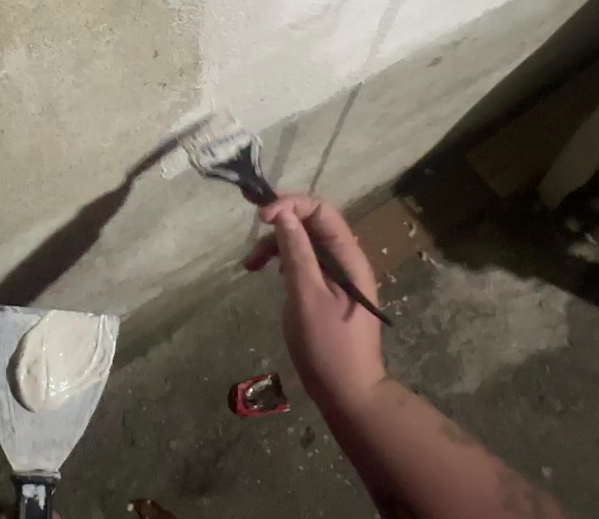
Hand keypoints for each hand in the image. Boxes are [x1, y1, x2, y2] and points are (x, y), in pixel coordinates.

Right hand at [243, 193, 386, 413]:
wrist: (349, 394)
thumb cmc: (329, 346)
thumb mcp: (307, 296)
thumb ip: (296, 252)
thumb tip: (283, 214)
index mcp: (348, 256)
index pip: (321, 210)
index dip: (291, 204)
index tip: (262, 216)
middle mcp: (345, 259)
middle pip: (311, 223)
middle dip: (279, 222)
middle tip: (251, 225)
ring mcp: (336, 275)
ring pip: (304, 243)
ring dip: (275, 245)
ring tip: (249, 264)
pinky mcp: (326, 290)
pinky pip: (303, 262)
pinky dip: (282, 261)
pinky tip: (267, 272)